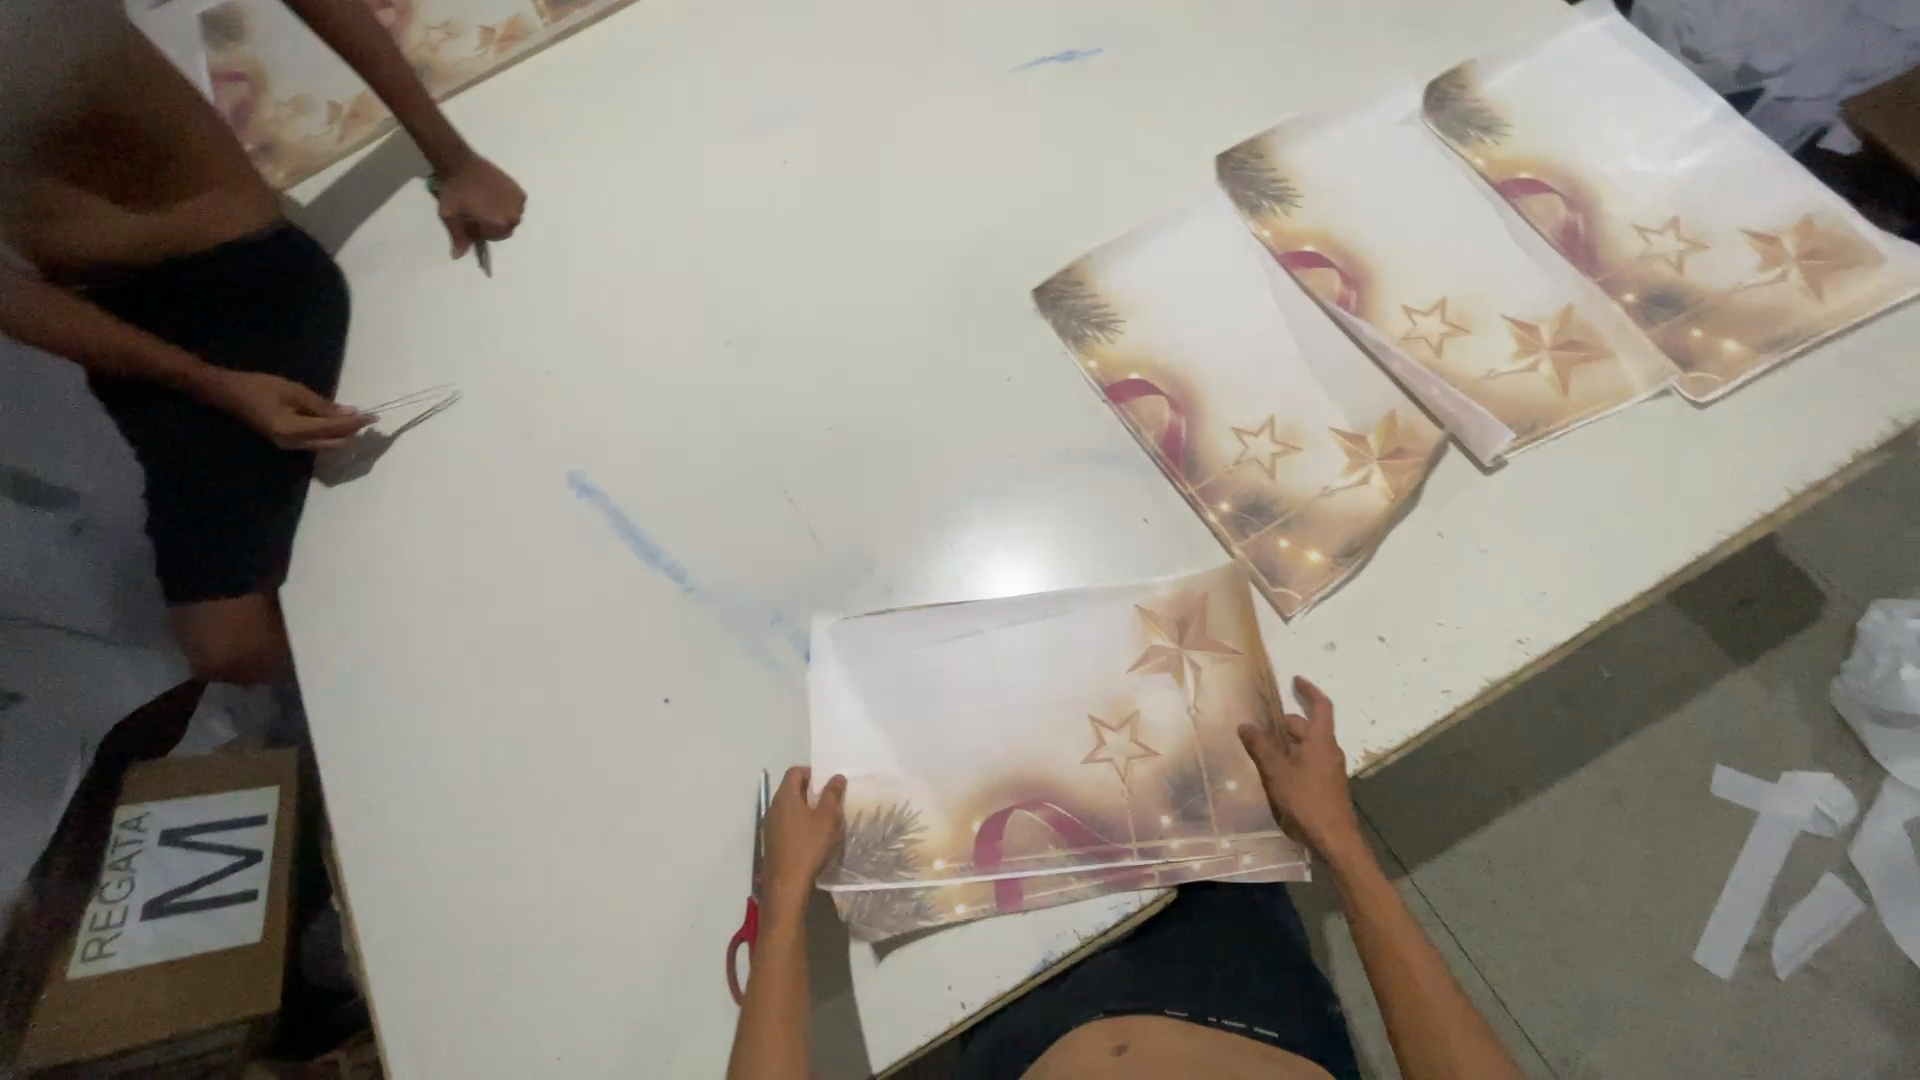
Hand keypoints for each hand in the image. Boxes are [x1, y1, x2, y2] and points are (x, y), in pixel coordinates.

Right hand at [201, 370, 370, 450]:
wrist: (226, 392)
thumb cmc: (259, 387)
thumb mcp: (295, 392)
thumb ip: (324, 406)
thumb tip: (352, 414)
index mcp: (293, 430)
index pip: (335, 429)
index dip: (357, 423)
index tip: (375, 417)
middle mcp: (293, 443)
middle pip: (335, 443)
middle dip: (353, 433)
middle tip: (368, 420)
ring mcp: (289, 445)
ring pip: (327, 446)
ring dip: (344, 435)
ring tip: (357, 422)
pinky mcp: (287, 442)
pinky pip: (317, 443)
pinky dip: (331, 435)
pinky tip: (338, 424)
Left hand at [432, 155, 525, 258]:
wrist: (459, 162)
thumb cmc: (454, 190)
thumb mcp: (450, 216)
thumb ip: (457, 237)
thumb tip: (457, 256)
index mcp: (498, 225)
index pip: (492, 236)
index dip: (478, 230)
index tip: (469, 220)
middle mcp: (513, 217)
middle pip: (505, 228)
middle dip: (492, 223)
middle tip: (477, 210)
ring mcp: (518, 203)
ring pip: (511, 217)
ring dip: (501, 214)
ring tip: (486, 201)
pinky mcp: (519, 191)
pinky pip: (516, 205)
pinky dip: (508, 203)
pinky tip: (495, 195)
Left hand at [760, 767, 846, 920]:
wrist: (786, 884)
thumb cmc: (808, 845)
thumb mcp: (827, 818)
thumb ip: (832, 794)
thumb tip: (836, 776)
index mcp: (785, 796)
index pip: (795, 772)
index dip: (812, 773)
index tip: (827, 785)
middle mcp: (773, 807)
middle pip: (791, 788)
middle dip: (811, 791)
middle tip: (829, 802)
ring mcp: (770, 825)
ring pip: (789, 807)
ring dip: (805, 808)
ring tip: (823, 820)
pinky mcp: (771, 841)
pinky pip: (786, 822)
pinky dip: (799, 823)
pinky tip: (812, 838)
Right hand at [1239, 676, 1364, 864]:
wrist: (1334, 839)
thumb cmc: (1306, 800)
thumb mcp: (1276, 771)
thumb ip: (1260, 746)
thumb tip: (1245, 725)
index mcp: (1321, 741)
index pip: (1321, 707)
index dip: (1309, 691)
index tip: (1296, 680)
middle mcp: (1328, 750)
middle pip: (1307, 727)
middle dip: (1284, 723)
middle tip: (1260, 724)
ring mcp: (1329, 769)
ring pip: (1305, 746)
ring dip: (1286, 742)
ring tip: (1261, 746)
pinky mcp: (1325, 785)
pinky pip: (1307, 762)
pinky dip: (1291, 758)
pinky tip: (1273, 770)